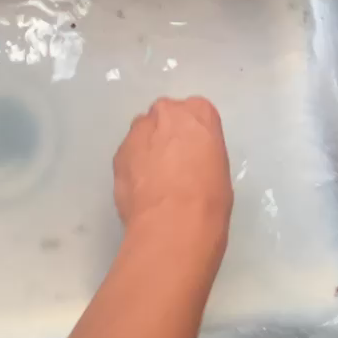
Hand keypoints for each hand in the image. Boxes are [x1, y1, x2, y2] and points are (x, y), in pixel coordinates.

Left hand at [112, 97, 233, 251]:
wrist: (172, 225)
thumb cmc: (209, 199)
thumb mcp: (219, 168)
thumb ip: (201, 151)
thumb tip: (188, 160)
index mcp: (198, 113)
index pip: (197, 113)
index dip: (194, 135)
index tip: (195, 153)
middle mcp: (165, 112)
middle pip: (166, 117)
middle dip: (167, 135)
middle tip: (174, 164)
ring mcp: (137, 131)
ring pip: (143, 134)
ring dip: (148, 149)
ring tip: (154, 180)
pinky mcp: (118, 153)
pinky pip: (129, 154)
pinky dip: (133, 167)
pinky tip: (141, 190)